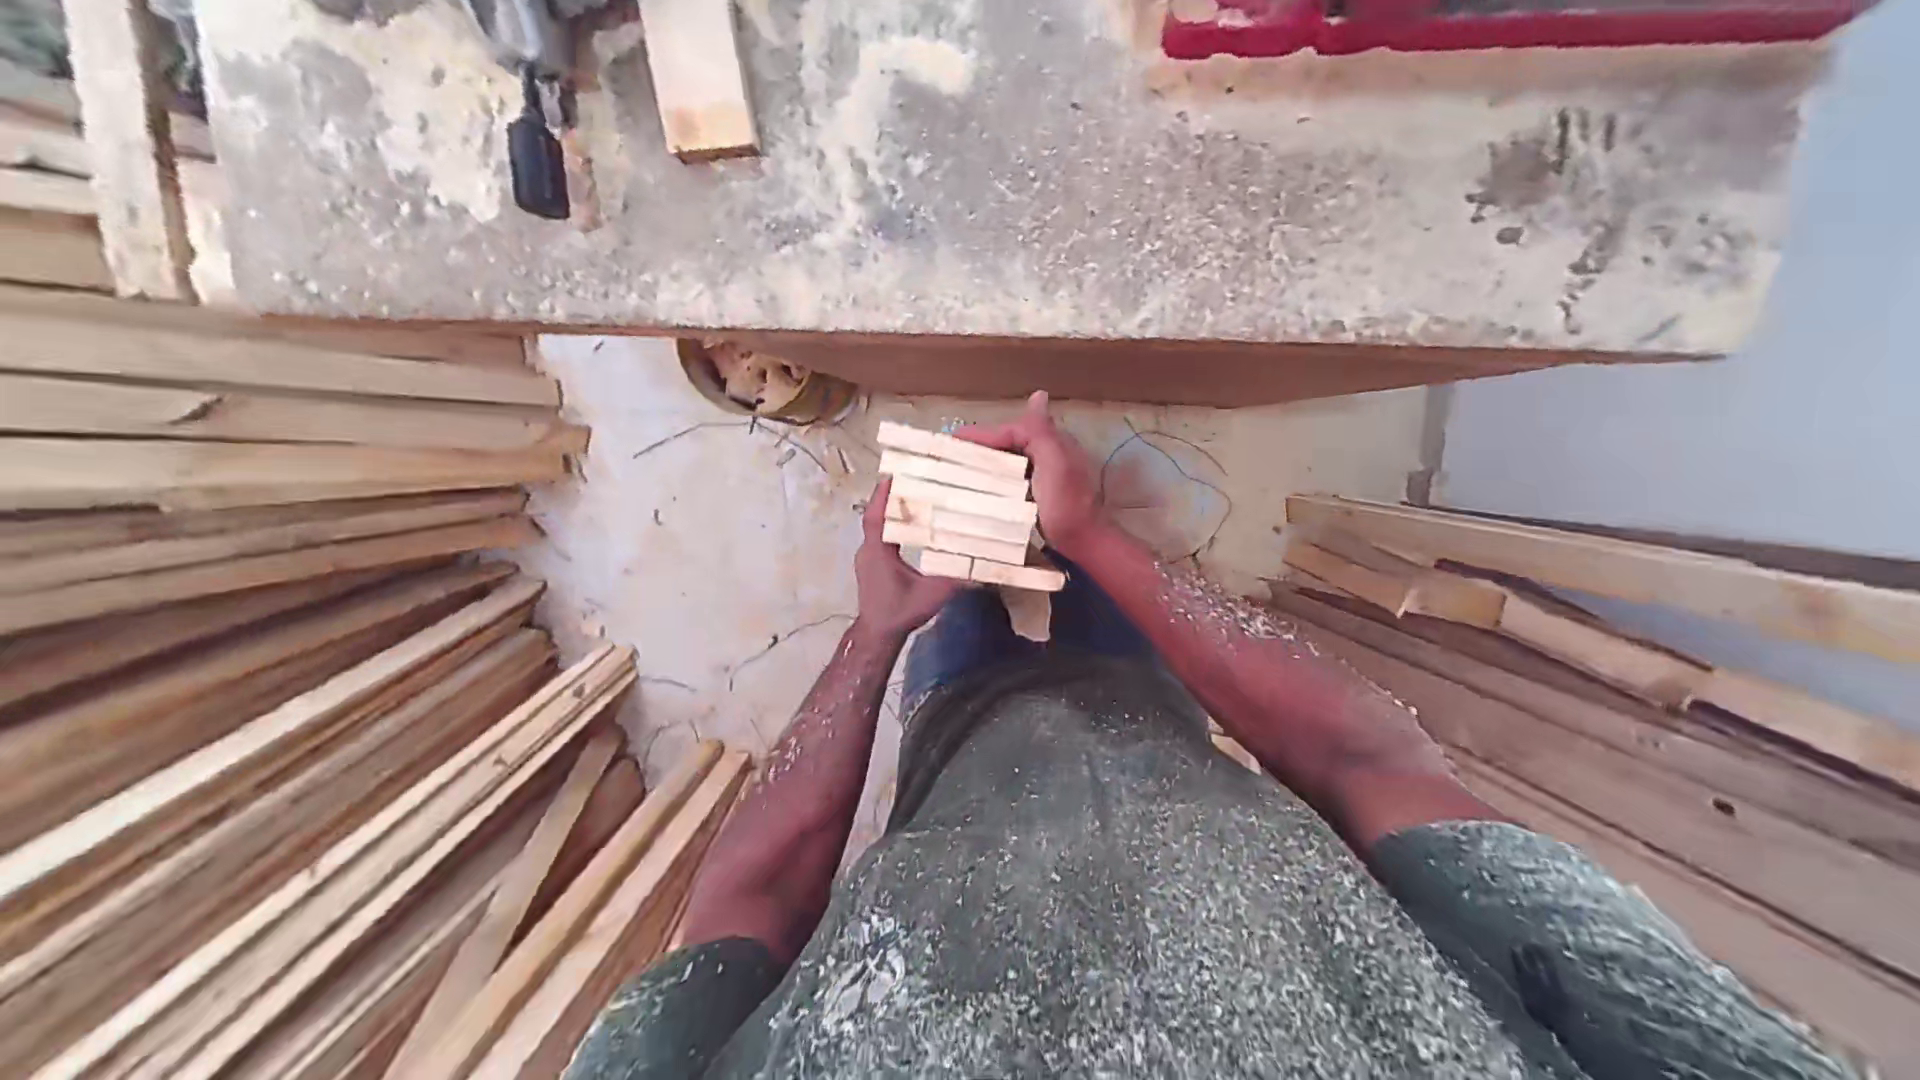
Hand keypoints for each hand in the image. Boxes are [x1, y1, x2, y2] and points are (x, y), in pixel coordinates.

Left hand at [853, 476, 963, 638]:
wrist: (878, 634)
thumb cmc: (901, 612)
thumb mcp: (932, 594)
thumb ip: (955, 578)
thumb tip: (980, 564)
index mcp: (878, 553)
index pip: (876, 517)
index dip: (882, 496)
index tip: (892, 475)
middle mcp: (868, 551)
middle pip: (875, 517)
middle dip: (888, 497)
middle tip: (908, 479)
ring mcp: (867, 558)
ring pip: (876, 527)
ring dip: (889, 511)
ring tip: (909, 496)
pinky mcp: (870, 565)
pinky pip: (878, 537)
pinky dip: (890, 526)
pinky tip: (906, 524)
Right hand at [955, 391, 1109, 556]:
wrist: (1082, 542)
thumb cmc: (1066, 504)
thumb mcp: (1054, 463)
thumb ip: (1041, 431)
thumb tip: (1038, 394)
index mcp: (1051, 442)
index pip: (1012, 430)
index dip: (983, 434)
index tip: (952, 439)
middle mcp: (1049, 453)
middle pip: (1009, 443)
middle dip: (982, 446)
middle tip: (949, 453)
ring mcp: (1045, 475)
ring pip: (1010, 460)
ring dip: (986, 461)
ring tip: (958, 467)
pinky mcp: (1039, 494)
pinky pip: (1012, 479)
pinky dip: (995, 478)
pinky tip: (980, 485)